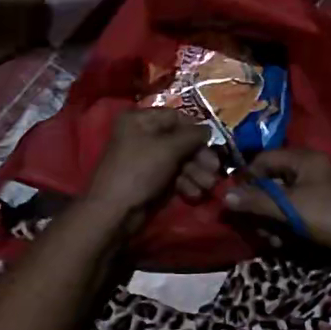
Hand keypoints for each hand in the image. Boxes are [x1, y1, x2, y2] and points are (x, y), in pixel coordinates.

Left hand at [82, 109, 211, 225]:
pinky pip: (174, 176)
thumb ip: (192, 136)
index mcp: (139, 120)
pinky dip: (186, 183)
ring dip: (196, 172)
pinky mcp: (151, 179)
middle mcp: (142, 135)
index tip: (213, 143)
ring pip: (179, 160)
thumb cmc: (139, 171)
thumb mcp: (168, 149)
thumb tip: (209, 129)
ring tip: (208, 186)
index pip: (175, 117)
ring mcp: (147, 159)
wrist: (115, 212)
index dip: (195, 130)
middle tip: (215, 169)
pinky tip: (195, 194)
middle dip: (199, 156)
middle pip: (179, 140)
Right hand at [176, 146, 330, 255]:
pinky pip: (294, 213)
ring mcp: (317, 190)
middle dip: (259, 205)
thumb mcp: (288, 207)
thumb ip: (255, 200)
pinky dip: (285, 227)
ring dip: (271, 220)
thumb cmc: (327, 215)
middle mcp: (309, 170)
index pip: (264, 159)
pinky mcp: (322, 211)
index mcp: (303, 159)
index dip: (246, 176)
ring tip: (271, 238)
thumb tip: (225, 196)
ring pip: (281, 201)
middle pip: (271, 181)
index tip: (234, 198)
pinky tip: (283, 243)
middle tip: (254, 224)